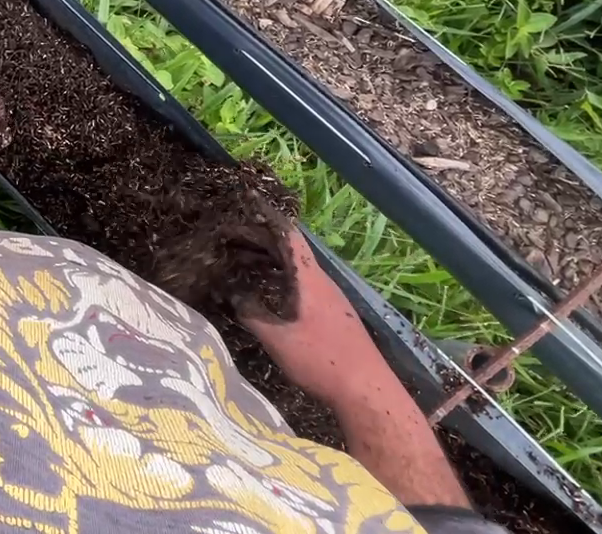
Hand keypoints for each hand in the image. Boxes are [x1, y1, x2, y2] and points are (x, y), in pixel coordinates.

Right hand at [235, 226, 385, 402]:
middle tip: (230, 238)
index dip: (268, 220)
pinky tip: (269, 291)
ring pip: (298, 268)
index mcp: (311, 280)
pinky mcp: (335, 316)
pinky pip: (304, 284)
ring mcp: (333, 300)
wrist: (370, 396)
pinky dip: (282, 277)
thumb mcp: (278, 338)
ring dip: (271, 260)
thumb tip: (231, 292)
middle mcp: (324, 284)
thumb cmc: (323, 361)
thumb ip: (251, 312)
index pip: (290, 237)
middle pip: (291, 251)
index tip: (247, 206)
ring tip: (243, 261)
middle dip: (261, 241)